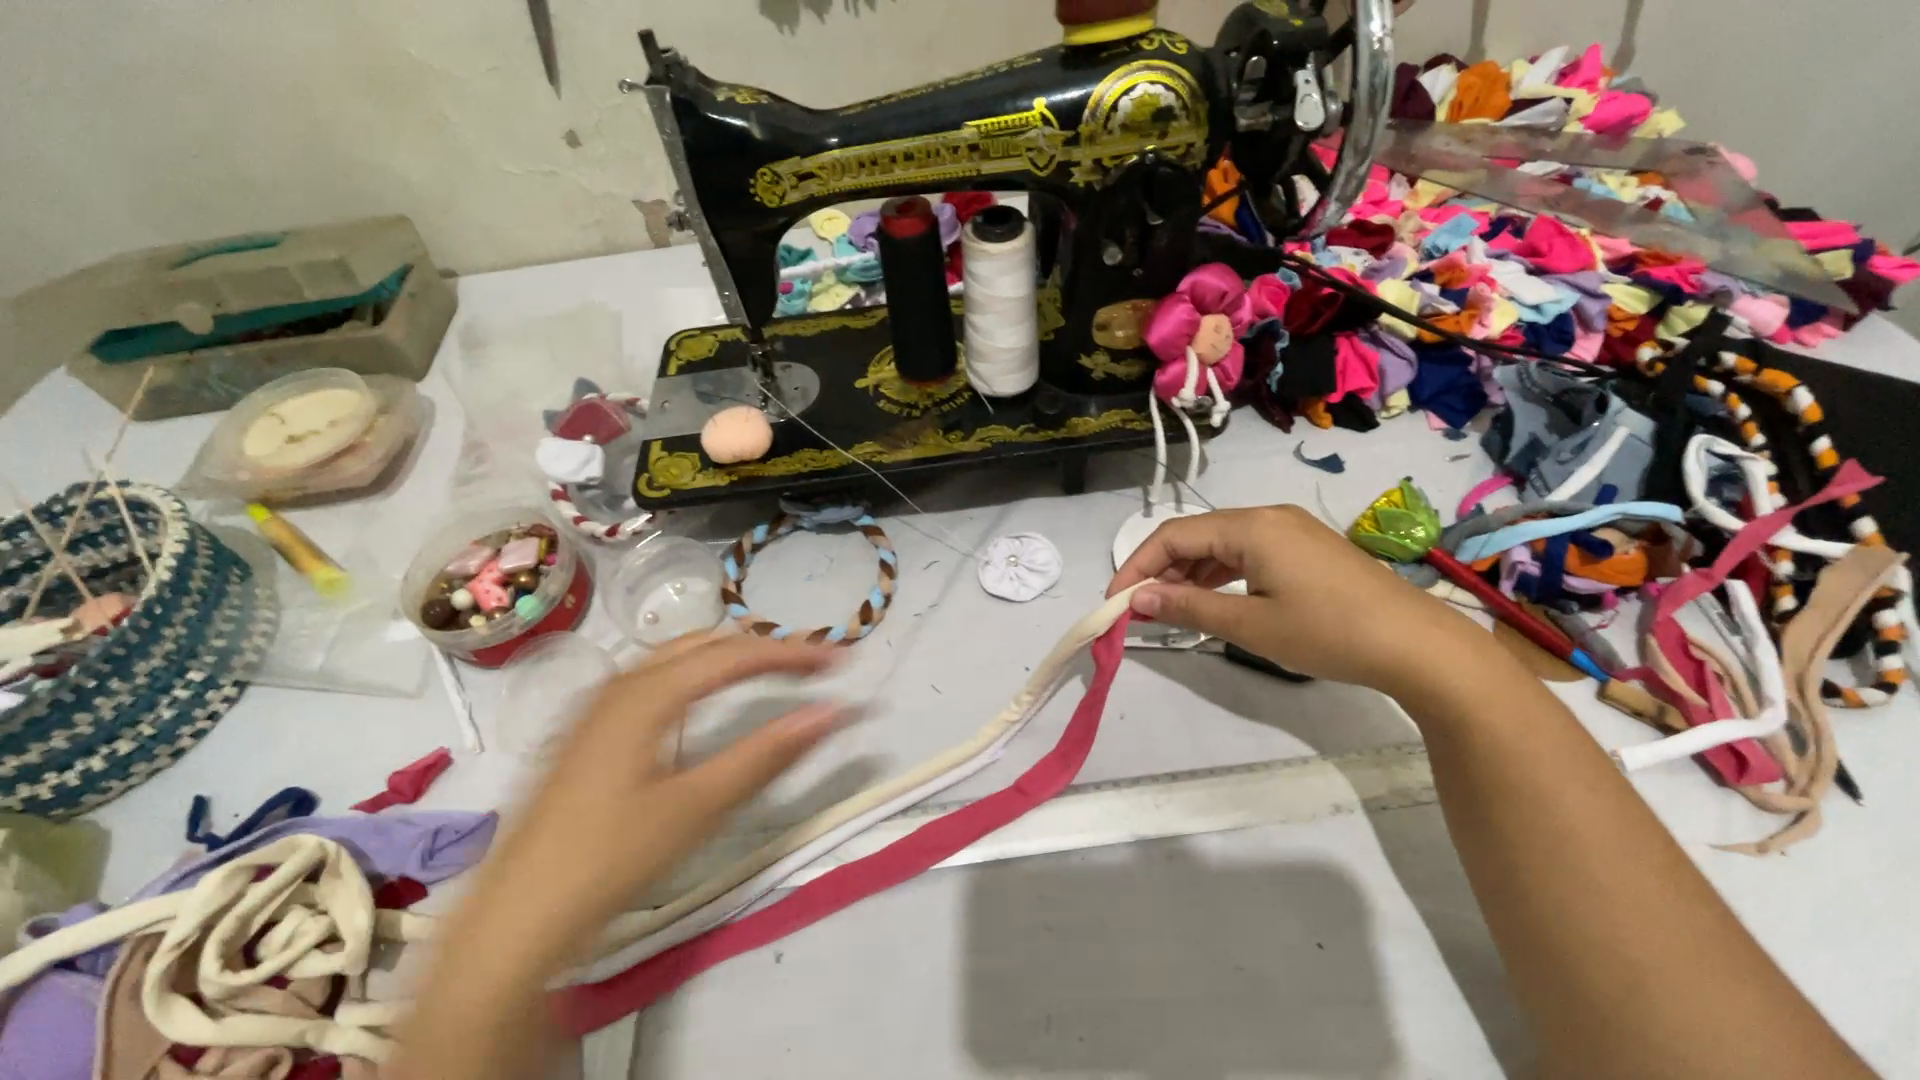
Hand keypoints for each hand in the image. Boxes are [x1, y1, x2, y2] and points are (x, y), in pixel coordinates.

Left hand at [479, 634, 846, 958]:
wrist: (518, 911)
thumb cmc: (612, 856)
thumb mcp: (699, 806)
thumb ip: (767, 754)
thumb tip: (833, 712)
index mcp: (649, 692)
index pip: (736, 653)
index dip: (793, 652)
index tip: (842, 661)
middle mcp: (622, 682)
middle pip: (706, 644)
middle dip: (764, 647)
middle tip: (814, 665)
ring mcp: (600, 704)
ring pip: (678, 658)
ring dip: (731, 658)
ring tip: (775, 672)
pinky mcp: (591, 729)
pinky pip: (657, 678)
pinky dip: (699, 674)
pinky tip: (707, 700)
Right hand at [1109, 505, 1488, 694]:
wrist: (1415, 644)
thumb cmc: (1328, 632)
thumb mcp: (1250, 625)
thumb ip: (1188, 607)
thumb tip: (1137, 600)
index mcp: (1251, 526)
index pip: (1173, 536)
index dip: (1137, 567)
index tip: (1115, 604)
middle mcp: (1268, 516)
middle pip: (1196, 535)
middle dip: (1160, 570)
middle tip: (1138, 611)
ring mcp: (1291, 530)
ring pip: (1221, 543)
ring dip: (1189, 573)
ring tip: (1168, 609)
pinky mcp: (1306, 548)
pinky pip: (1247, 552)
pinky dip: (1220, 573)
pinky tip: (1211, 599)